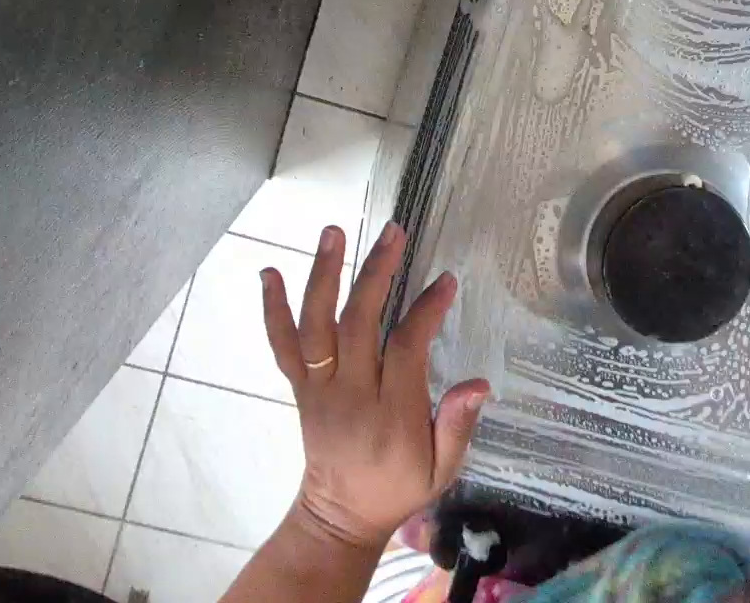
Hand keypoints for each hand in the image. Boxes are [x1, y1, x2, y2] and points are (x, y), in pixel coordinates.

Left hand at [259, 223, 489, 551]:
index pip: (406, 348)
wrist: (338, 518)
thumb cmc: (398, 487)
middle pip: (358, 324)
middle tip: (393, 232)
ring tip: (333, 231)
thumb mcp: (441, 469)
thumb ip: (458, 425)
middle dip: (376, 274)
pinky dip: (273, 310)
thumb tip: (481, 384)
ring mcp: (318, 388)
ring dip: (323, 276)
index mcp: (389, 413)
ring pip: (316, 326)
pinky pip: (283, 346)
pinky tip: (269, 273)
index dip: (426, 310)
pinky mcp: (300, 387)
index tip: (445, 280)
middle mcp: (349, 393)